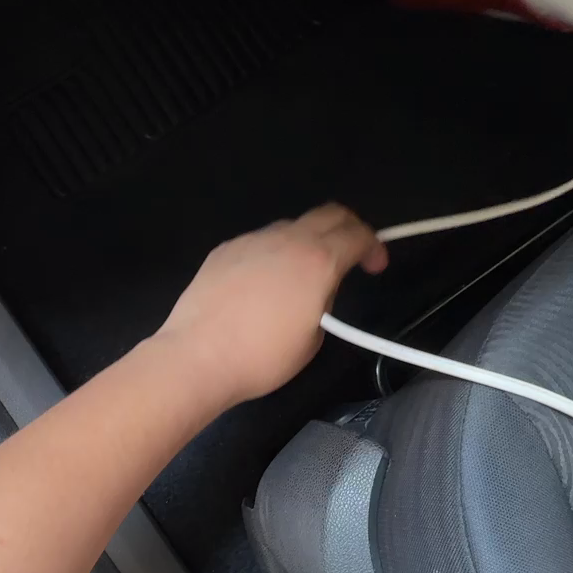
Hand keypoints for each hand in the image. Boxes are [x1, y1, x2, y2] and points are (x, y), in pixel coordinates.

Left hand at [153, 204, 386, 406]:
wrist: (197, 357)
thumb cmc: (260, 358)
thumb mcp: (312, 338)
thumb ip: (323, 302)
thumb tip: (316, 290)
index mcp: (317, 260)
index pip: (357, 235)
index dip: (374, 246)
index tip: (375, 264)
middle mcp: (285, 240)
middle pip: (328, 214)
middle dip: (347, 229)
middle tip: (350, 254)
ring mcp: (250, 241)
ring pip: (290, 226)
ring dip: (306, 241)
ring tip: (300, 275)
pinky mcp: (223, 250)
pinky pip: (258, 242)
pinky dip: (272, 253)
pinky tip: (261, 284)